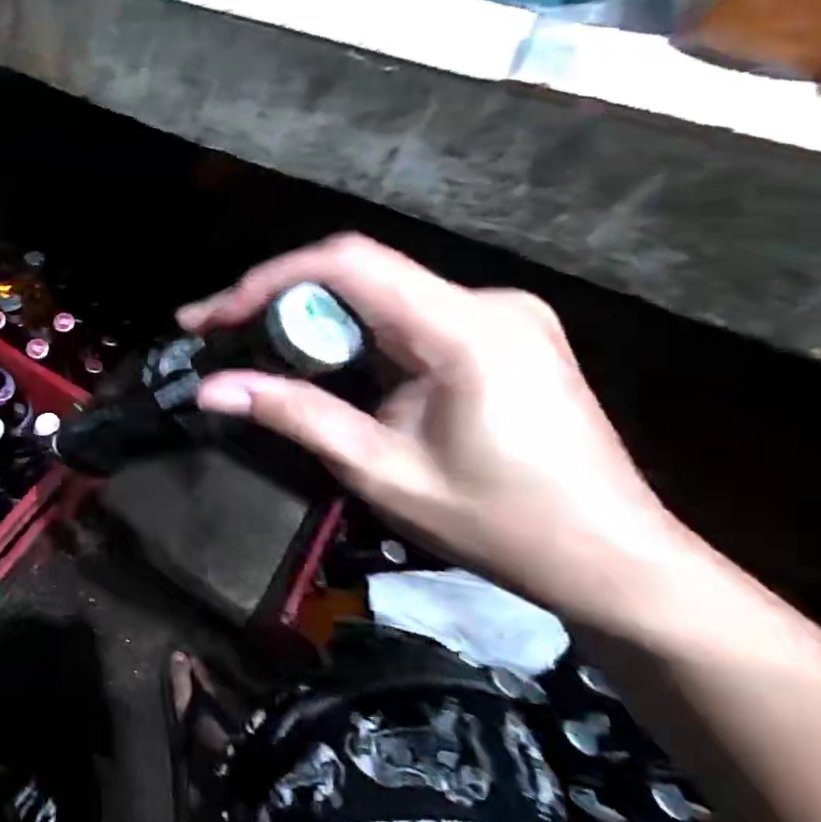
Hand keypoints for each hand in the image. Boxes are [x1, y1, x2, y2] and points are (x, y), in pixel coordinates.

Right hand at [178, 234, 683, 622]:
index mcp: (466, 328)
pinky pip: (410, 319)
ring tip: (257, 357)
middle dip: (279, 304)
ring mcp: (501, 315)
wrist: (611, 557)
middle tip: (218, 340)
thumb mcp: (383, 472)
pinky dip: (356, 340)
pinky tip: (327, 370)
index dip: (265, 281)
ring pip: (382, 297)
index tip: (209, 319)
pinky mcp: (503, 335)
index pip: (348, 264)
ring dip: (315, 324)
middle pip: (361, 276)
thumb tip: (213, 390)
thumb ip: (297, 416)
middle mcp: (487, 301)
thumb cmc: (501, 525)